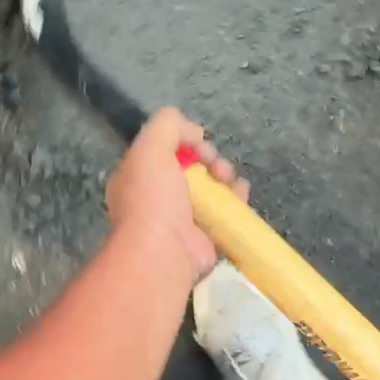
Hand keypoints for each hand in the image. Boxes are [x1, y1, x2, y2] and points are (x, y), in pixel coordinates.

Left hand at [107, 107, 247, 280]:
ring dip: (225, 176)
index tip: (197, 142)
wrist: (163, 254)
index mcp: (138, 177)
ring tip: (227, 179)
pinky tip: (241, 192)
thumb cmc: (152, 199)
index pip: (164, 150)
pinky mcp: (206, 237)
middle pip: (191, 167)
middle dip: (209, 158)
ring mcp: (183, 220)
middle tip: (214, 165)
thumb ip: (168, 125)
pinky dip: (237, 199)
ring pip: (211, 188)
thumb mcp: (150, 147)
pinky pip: (226, 212)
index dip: (184, 140)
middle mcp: (159, 198)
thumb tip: (194, 131)